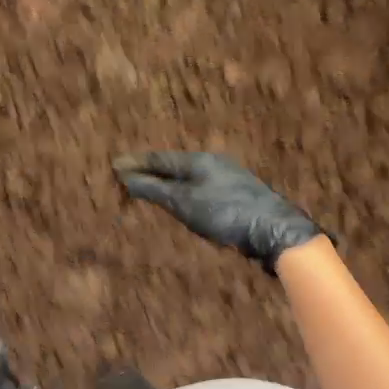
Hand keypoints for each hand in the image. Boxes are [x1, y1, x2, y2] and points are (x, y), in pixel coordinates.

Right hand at [113, 152, 326, 272]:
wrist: (274, 230)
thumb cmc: (225, 213)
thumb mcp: (183, 202)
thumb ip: (153, 189)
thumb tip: (125, 178)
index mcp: (199, 161)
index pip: (159, 159)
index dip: (136, 163)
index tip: (115, 165)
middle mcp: (213, 164)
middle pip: (174, 165)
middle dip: (150, 170)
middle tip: (128, 175)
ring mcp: (227, 179)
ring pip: (188, 177)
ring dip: (167, 181)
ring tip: (150, 187)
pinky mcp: (236, 196)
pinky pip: (199, 188)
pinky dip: (182, 191)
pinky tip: (181, 201)